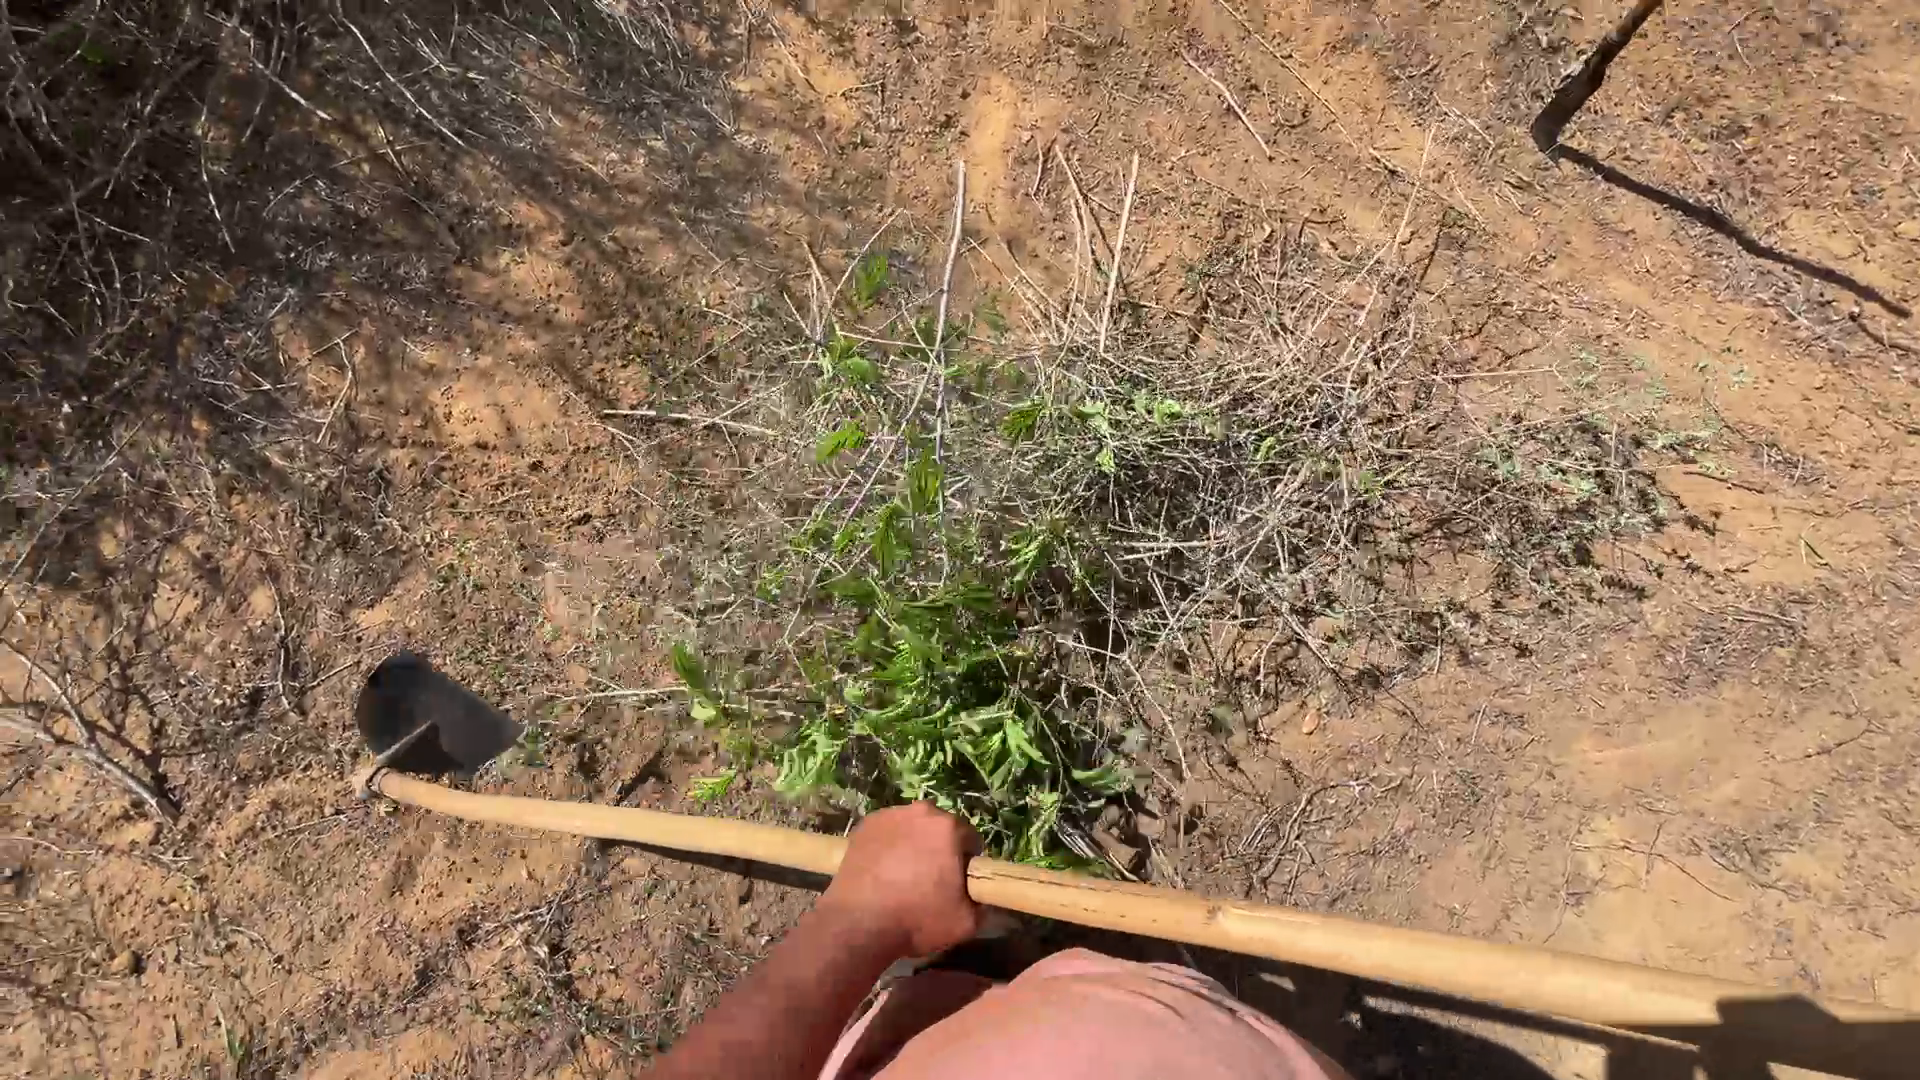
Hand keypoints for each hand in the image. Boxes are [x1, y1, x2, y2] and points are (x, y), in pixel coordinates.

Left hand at [816, 802, 982, 957]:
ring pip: (912, 827)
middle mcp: (921, 811)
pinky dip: (890, 845)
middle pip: (940, 828)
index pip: (970, 839)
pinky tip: (883, 870)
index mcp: (949, 827)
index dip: (966, 862)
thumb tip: (980, 897)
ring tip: (903, 876)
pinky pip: (888, 832)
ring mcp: (890, 815)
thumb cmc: (916, 919)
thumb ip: (983, 905)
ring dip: (914, 844)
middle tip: (930, 880)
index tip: (957, 883)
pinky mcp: (866, 824)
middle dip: (940, 848)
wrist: (859, 923)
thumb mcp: (965, 923)